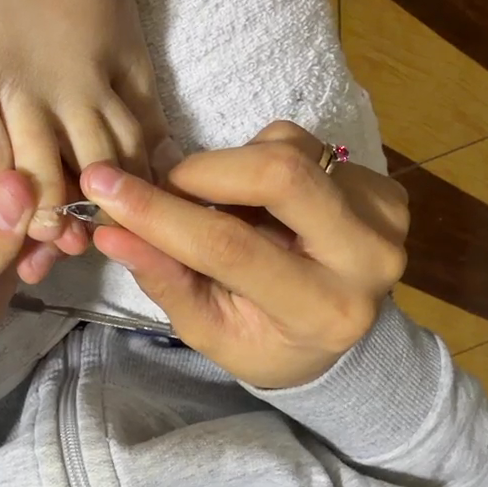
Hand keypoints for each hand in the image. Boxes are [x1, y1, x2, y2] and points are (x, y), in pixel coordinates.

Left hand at [0, 156, 50, 407]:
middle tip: (73, 241)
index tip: (61, 212)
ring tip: (63, 258)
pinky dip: (49, 244)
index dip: (32, 175)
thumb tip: (20, 184)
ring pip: (33, 201)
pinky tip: (44, 272)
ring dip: (55, 223)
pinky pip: (34, 230)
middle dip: (51, 200)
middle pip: (18, 174)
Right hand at [81, 121, 409, 389]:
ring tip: (216, 206)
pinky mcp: (385, 189)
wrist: (336, 341)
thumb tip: (109, 231)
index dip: (161, 213)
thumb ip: (165, 279)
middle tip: (161, 186)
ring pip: (289, 150)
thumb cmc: (263, 341)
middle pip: (279, 174)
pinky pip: (305, 145)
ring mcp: (385, 217)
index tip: (102, 187)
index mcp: (321, 311)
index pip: (231, 247)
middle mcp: (369, 259)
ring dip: (228, 167)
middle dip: (200, 171)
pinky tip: (256, 201)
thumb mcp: (208, 328)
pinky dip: (259, 160)